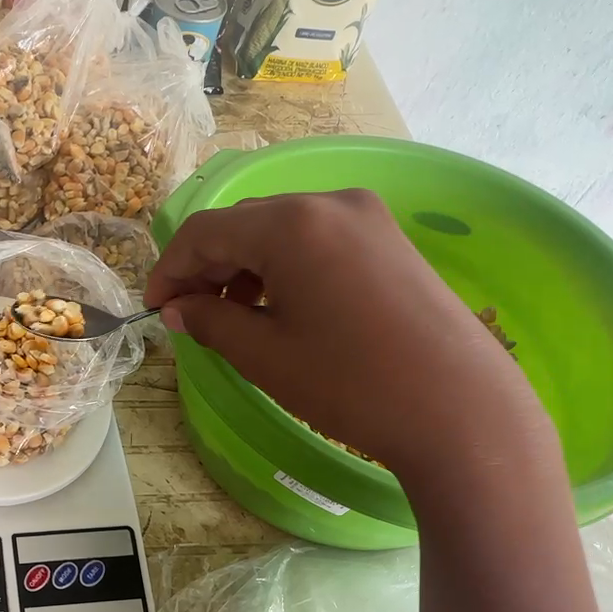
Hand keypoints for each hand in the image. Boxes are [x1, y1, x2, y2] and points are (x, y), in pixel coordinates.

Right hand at [147, 190, 552, 479]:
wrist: (458, 408)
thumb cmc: (349, 382)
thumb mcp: (263, 354)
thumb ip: (209, 321)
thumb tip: (178, 308)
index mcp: (291, 224)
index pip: (206, 231)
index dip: (170, 268)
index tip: (154, 308)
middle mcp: (329, 203)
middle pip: (244, 223)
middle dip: (206, 266)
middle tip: (187, 314)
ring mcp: (367, 218)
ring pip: (280, 230)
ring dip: (244, 266)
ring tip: (231, 315)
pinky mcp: (389, 241)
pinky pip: (316, 241)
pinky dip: (283, 267)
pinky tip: (278, 308)